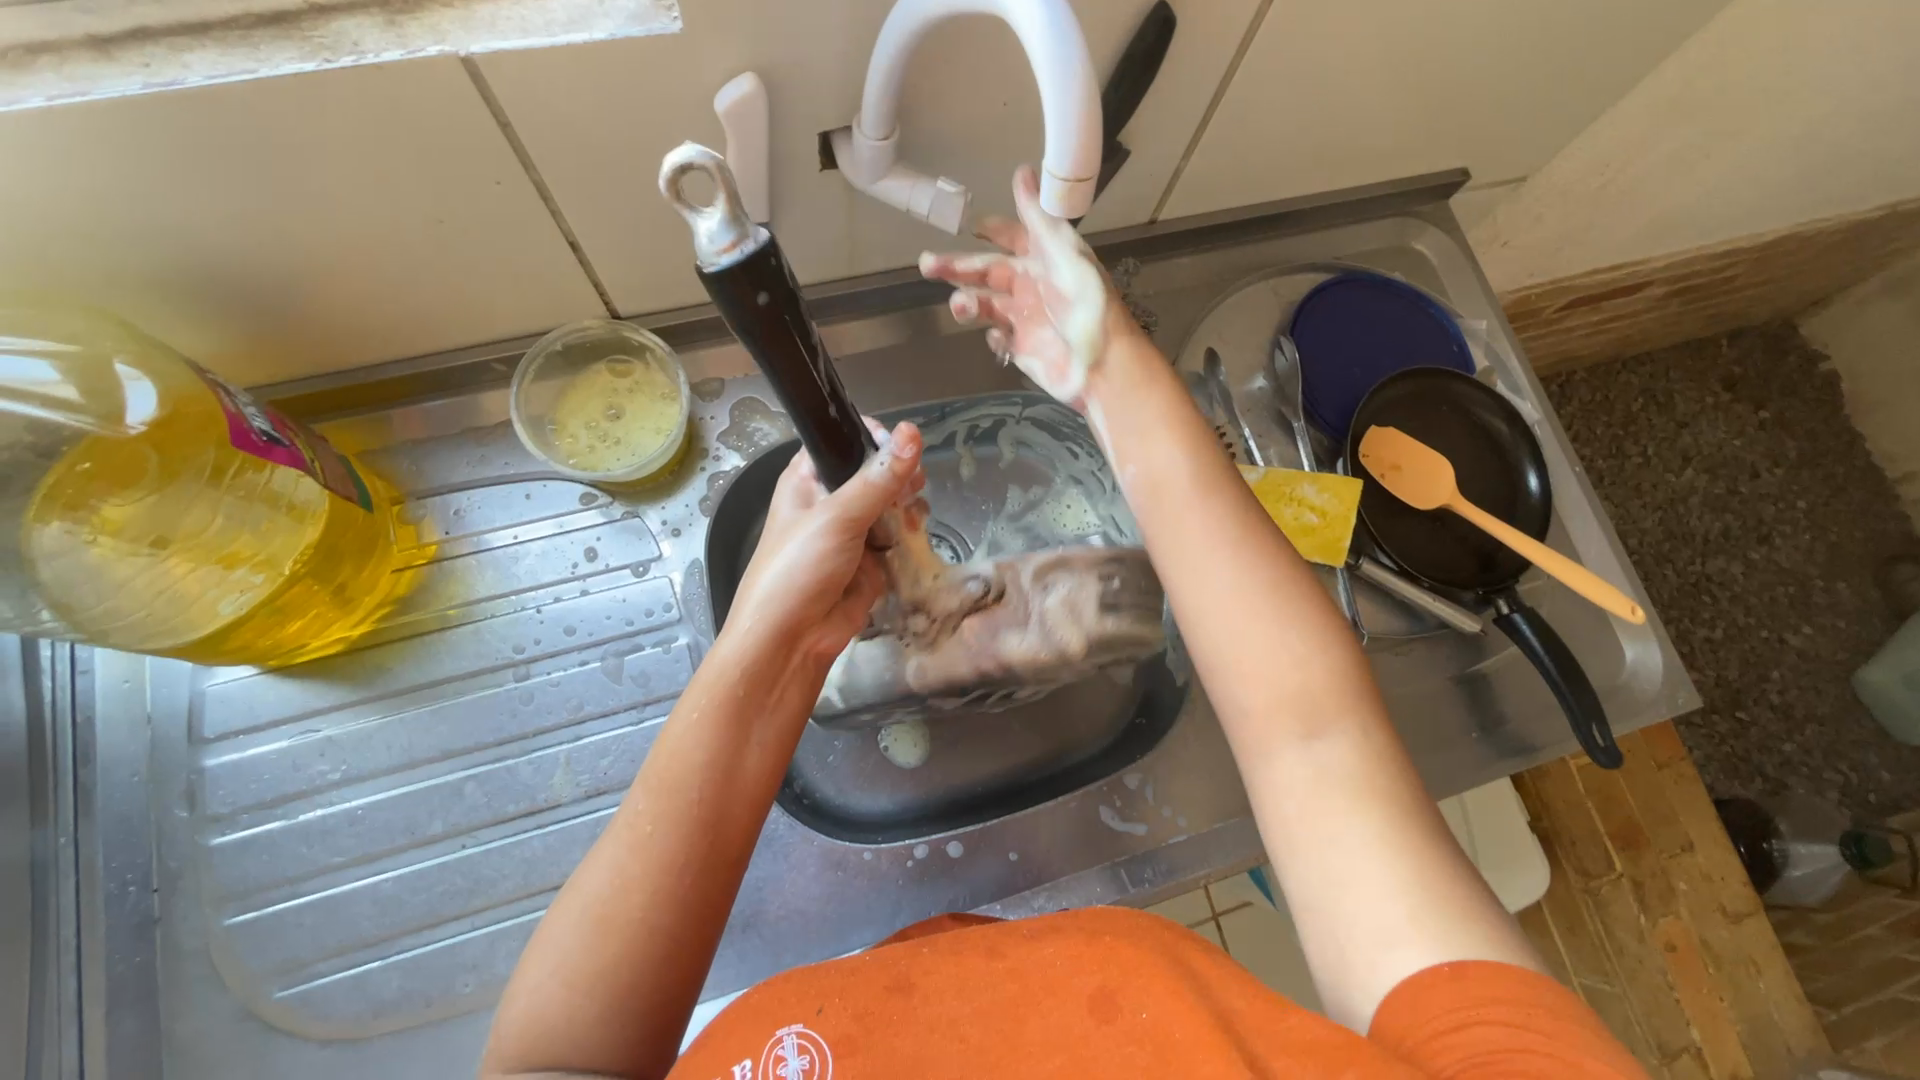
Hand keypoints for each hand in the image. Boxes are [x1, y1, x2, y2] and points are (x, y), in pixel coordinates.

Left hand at [723, 420, 925, 673]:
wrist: (792, 640)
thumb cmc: (799, 569)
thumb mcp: (838, 517)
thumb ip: (878, 478)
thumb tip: (913, 433)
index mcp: (808, 479)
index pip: (843, 439)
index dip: (873, 437)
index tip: (902, 446)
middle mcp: (830, 500)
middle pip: (875, 472)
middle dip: (899, 475)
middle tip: (913, 486)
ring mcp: (852, 531)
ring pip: (891, 504)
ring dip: (907, 507)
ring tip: (912, 516)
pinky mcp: (870, 560)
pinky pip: (897, 538)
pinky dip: (908, 536)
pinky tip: (914, 536)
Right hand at [919, 165, 1138, 409]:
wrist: (1099, 363)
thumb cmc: (1086, 303)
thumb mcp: (1063, 252)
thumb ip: (1037, 217)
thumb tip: (1021, 170)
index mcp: (1045, 258)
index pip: (1014, 238)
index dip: (994, 230)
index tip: (972, 225)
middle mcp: (1032, 285)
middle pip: (987, 271)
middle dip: (958, 267)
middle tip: (928, 264)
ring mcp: (1024, 318)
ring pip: (984, 304)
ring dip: (967, 302)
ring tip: (960, 305)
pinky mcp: (1020, 348)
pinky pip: (997, 338)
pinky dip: (992, 336)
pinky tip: (998, 336)